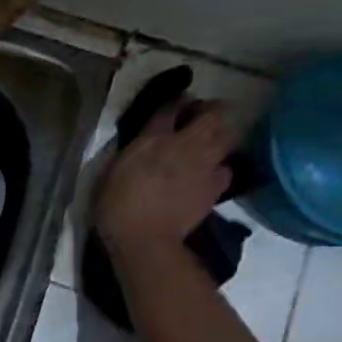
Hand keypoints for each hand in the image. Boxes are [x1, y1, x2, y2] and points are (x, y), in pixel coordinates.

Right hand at [95, 99, 237, 254]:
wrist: (144, 239)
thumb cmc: (116, 207)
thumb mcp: (114, 171)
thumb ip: (135, 150)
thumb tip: (147, 140)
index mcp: (154, 139)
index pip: (172, 107)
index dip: (176, 102)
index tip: (174, 105)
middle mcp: (186, 145)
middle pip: (214, 114)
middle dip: (210, 111)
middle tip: (198, 119)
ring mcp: (206, 165)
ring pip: (228, 136)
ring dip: (220, 134)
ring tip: (207, 143)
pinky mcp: (216, 187)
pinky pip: (225, 167)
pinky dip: (219, 166)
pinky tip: (207, 174)